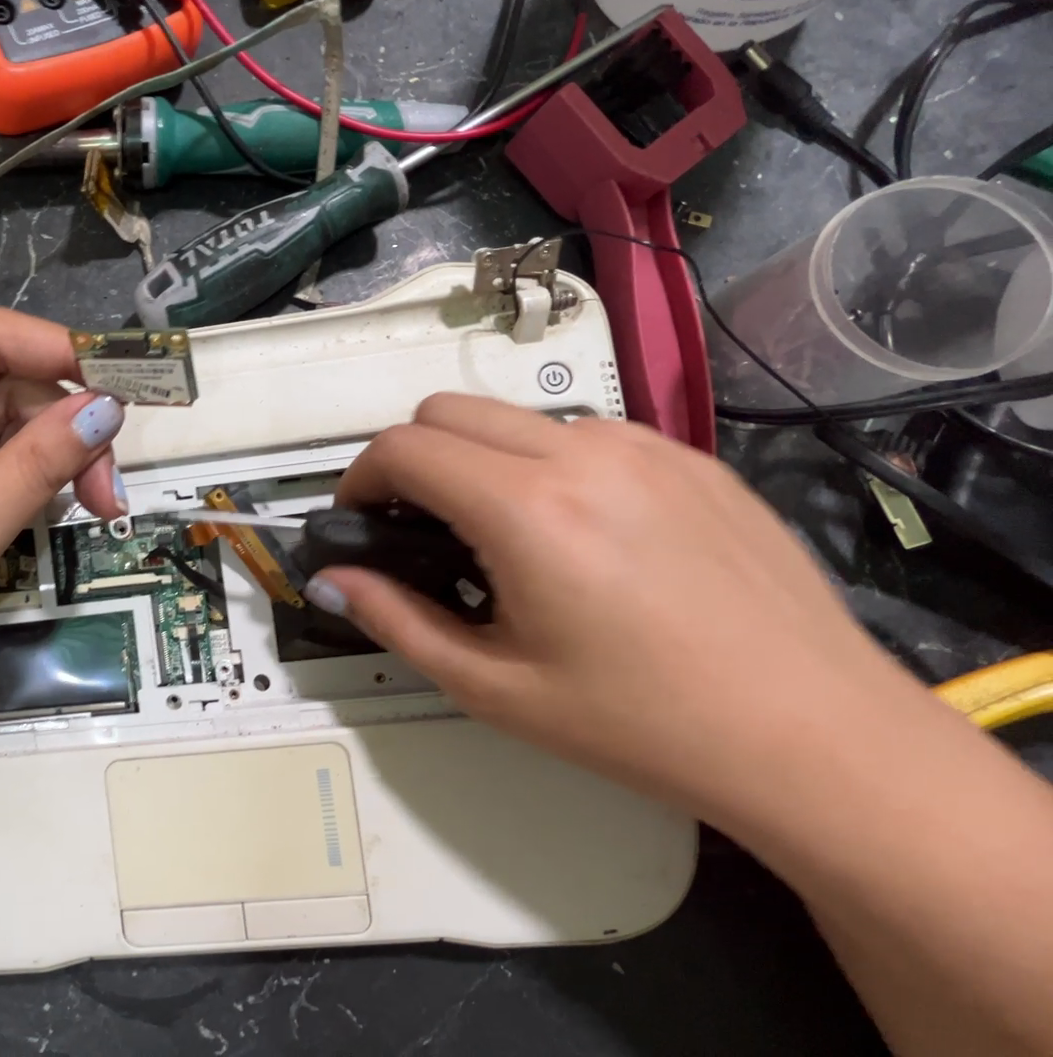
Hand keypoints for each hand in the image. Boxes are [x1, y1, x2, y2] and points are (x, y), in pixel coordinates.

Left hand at [0, 309, 126, 707]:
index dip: (58, 350)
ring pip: (11, 420)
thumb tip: (108, 408)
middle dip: (65, 424)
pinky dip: (37, 477)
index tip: (125, 383)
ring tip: (99, 506)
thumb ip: (35, 466)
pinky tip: (64, 504)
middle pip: (5, 381)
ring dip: (60, 456)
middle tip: (112, 485)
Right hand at [303, 394, 916, 812]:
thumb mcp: (492, 686)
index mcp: (529, 512)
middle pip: (448, 409)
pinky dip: (546, 465)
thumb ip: (395, 620)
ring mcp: (648, 450)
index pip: (403, 447)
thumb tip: (332, 581)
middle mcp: (586, 457)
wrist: (814, 738)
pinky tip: (575, 536)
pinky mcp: (693, 461)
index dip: (360, 480)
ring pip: (516, 418)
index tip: (361, 523)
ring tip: (499, 539)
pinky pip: (587, 434)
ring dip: (479, 459)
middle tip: (415, 528)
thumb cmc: (642, 724)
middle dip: (409, 459)